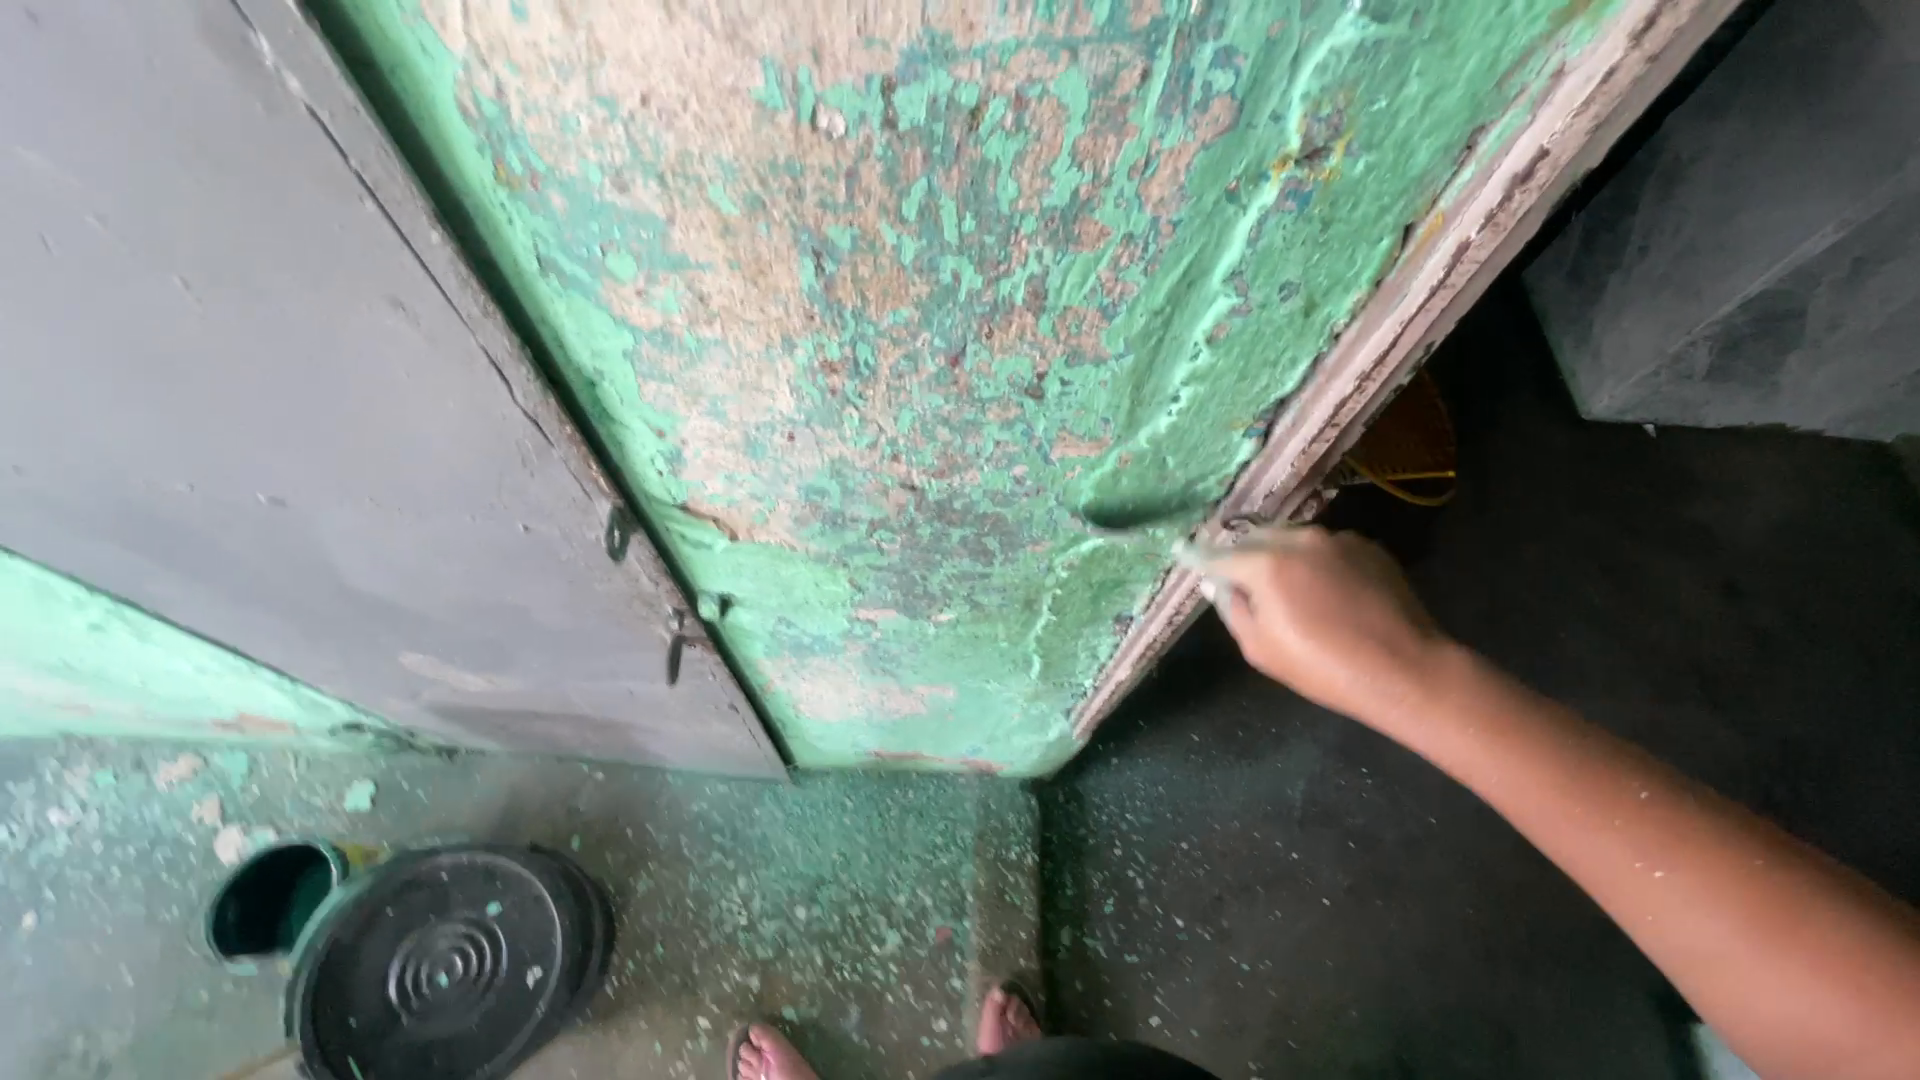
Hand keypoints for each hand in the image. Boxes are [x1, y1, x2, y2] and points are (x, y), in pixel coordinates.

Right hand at [1190, 525, 1449, 721]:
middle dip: (1243, 554)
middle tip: (1240, 579)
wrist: (1405, 669)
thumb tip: (1219, 584)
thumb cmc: (1323, 667)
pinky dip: (1316, 562)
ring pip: (1293, 539)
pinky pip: (1326, 548)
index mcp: (1266, 565)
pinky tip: (1326, 590)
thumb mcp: (1261, 650)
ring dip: (1281, 556)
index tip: (1181, 551)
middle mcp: (1299, 540)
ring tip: (1288, 586)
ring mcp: (1337, 540)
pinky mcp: (1368, 547)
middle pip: (1256, 538)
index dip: (1197, 556)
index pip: (1218, 555)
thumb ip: (1233, 609)